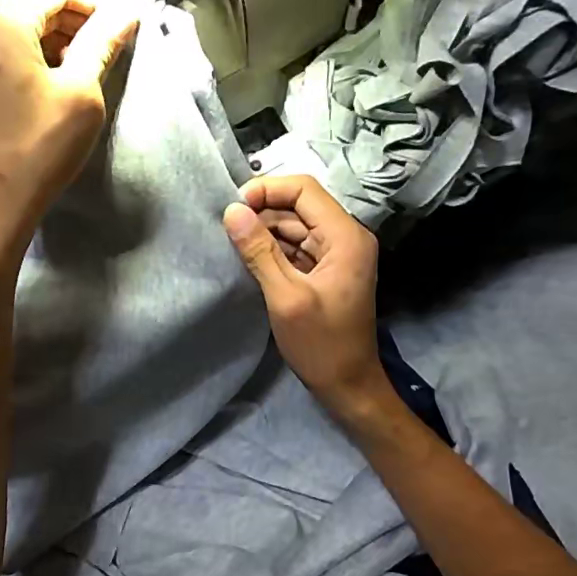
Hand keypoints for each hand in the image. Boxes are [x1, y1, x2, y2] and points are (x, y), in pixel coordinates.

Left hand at [0, 0, 140, 271]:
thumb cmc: (40, 146)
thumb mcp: (82, 93)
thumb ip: (103, 42)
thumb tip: (128, 9)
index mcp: (4, 15)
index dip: (100, 0)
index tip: (132, 21)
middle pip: (39, 0)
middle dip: (81, 16)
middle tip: (117, 41)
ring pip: (26, 24)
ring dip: (63, 35)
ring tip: (96, 61)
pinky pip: (12, 47)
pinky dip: (42, 52)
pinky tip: (64, 77)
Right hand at [222, 175, 394, 420]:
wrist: (349, 386)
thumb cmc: (321, 345)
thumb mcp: (285, 297)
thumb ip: (259, 251)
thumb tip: (232, 211)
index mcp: (346, 237)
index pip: (304, 189)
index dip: (267, 190)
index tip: (233, 208)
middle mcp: (347, 237)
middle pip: (300, 205)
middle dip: (262, 211)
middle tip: (227, 228)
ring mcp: (338, 254)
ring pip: (296, 226)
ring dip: (265, 231)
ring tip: (233, 243)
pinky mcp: (328, 271)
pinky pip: (298, 247)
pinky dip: (275, 249)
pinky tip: (250, 258)